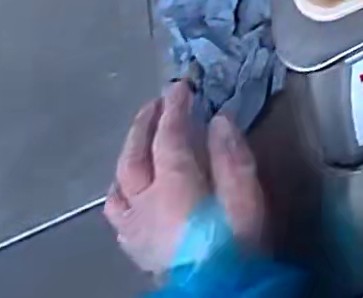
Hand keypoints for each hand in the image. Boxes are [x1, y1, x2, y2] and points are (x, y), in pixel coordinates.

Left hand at [103, 81, 268, 275]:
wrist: (219, 289)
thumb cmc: (237, 237)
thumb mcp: (245, 191)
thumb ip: (231, 154)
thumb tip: (219, 118)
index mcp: (172, 186)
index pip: (167, 138)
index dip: (175, 109)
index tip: (182, 85)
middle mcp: (144, 203)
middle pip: (133, 157)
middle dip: (144, 124)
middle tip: (158, 101)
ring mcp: (133, 226)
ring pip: (118, 182)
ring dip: (129, 152)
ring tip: (142, 135)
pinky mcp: (133, 243)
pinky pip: (117, 207)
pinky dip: (123, 183)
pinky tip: (134, 183)